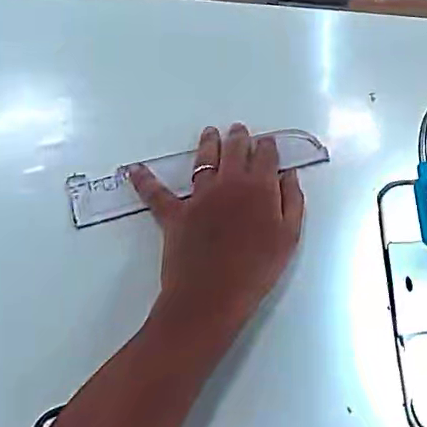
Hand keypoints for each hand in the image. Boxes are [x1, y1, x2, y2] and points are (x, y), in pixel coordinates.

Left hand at [129, 124, 304, 339]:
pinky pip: (156, 192)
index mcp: (260, 187)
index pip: (265, 155)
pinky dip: (144, 180)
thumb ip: (292, 201)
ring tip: (210, 133)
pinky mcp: (175, 213)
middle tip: (239, 130)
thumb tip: (288, 175)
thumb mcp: (289, 237)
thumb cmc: (256, 270)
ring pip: (204, 160)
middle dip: (239, 137)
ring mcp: (200, 196)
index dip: (267, 146)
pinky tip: (134, 169)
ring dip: (208, 143)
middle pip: (235, 149)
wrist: (212, 296)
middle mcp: (229, 183)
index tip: (267, 144)